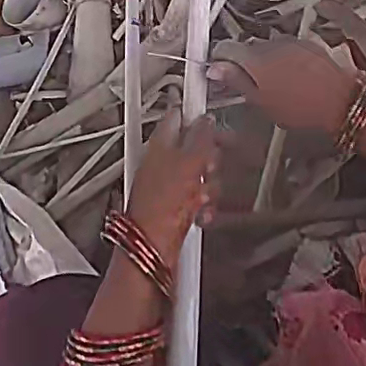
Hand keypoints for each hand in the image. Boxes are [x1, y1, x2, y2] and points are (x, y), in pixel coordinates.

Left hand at [126, 112, 221, 262]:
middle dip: (210, 159)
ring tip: (202, 197)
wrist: (152, 250)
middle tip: (209, 168)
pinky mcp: (178, 208)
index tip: (212, 118)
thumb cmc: (160, 206)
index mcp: (159, 144)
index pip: (178, 117)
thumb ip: (201, 137)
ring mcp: (170, 186)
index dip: (196, 115)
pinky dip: (205, 205)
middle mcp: (163, 162)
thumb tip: (207, 119)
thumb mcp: (189, 162)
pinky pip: (201, 198)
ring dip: (209, 186)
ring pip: (202, 174)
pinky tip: (202, 212)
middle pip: (196, 147)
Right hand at [208, 37, 358, 136]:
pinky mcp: (309, 43)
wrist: (342, 103)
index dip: (220, 60)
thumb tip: (215, 69)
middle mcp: (272, 44)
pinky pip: (289, 47)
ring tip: (276, 84)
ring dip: (267, 60)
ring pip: (269, 46)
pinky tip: (294, 77)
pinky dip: (286, 58)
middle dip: (245, 62)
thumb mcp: (262, 103)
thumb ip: (236, 81)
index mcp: (255, 59)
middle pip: (248, 47)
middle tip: (250, 85)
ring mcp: (292, 41)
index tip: (221, 71)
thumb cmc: (302, 109)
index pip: (225, 48)